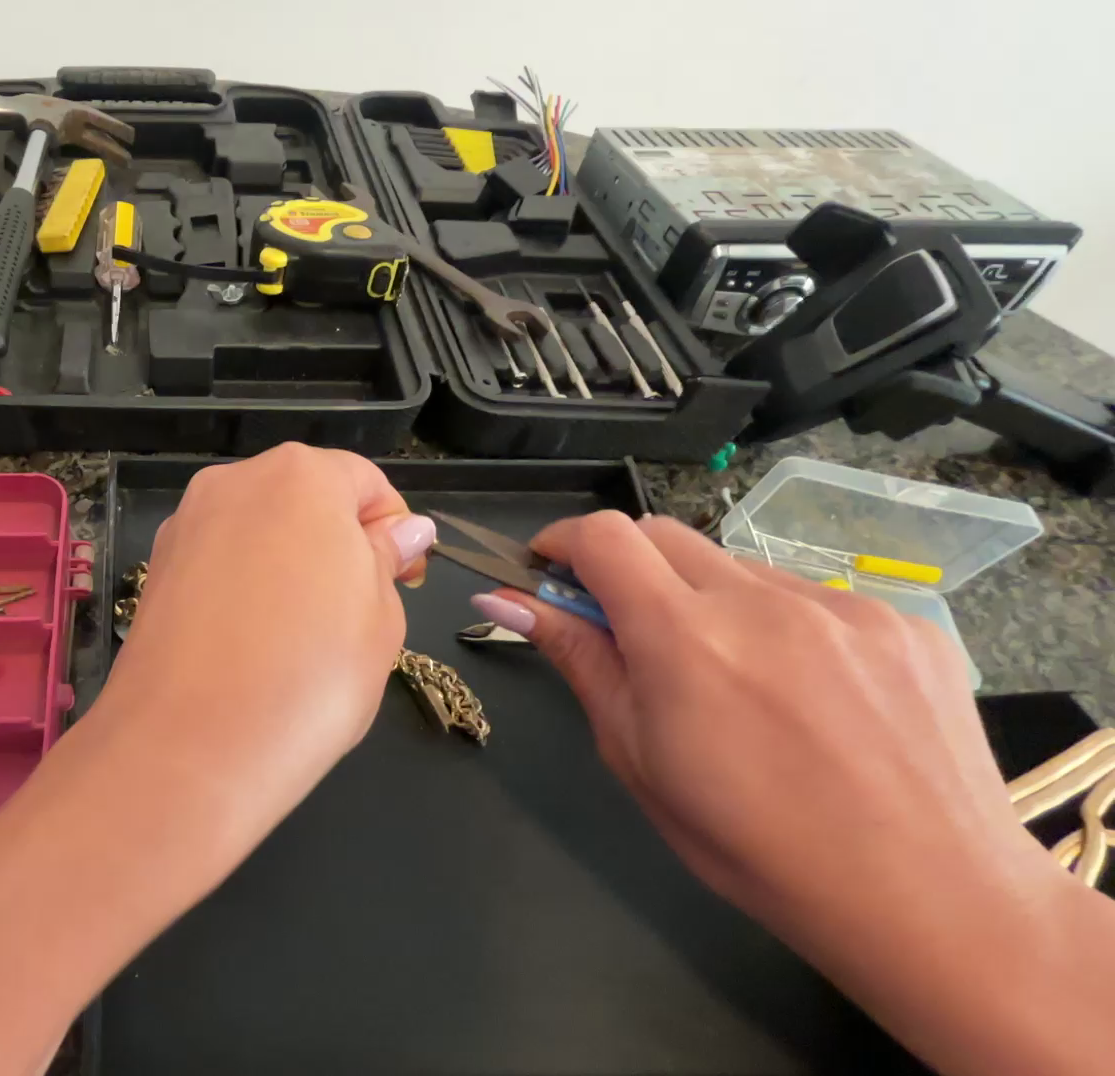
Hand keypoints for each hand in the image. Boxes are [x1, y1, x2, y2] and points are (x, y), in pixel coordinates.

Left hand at [98, 444, 434, 826]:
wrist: (190, 745)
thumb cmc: (311, 675)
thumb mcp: (381, 617)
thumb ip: (386, 558)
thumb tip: (401, 529)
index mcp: (300, 476)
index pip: (363, 481)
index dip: (392, 530)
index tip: (403, 581)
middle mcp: (232, 482)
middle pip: (301, 498)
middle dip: (334, 541)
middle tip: (351, 610)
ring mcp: (184, 525)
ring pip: (254, 530)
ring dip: (284, 563)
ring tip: (296, 633)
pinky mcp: (154, 569)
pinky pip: (216, 562)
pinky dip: (240, 585)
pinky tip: (248, 640)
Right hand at [473, 511, 1046, 931]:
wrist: (929, 899)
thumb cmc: (746, 840)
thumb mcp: (634, 752)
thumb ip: (576, 657)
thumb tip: (503, 599)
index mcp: (686, 637)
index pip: (603, 536)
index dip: (561, 542)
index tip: (546, 571)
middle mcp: (763, 600)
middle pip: (661, 534)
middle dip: (621, 564)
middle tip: (621, 626)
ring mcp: (843, 605)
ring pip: (734, 566)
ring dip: (701, 597)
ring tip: (725, 676)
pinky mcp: (903, 621)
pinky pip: (807, 595)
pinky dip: (773, 621)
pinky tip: (798, 688)